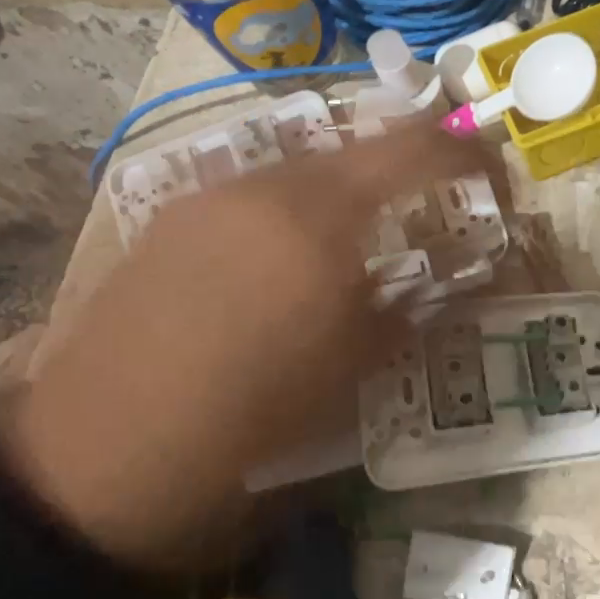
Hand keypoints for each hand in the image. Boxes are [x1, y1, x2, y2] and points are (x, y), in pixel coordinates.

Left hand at [0, 128, 482, 571]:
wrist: (107, 451)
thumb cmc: (253, 416)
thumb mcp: (354, 367)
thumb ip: (415, 306)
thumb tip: (466, 278)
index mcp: (319, 219)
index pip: (412, 150)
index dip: (462, 150)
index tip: (493, 169)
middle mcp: (263, 187)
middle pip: (355, 147)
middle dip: (408, 165)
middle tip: (437, 199)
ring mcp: (209, 197)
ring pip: (301, 167)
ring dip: (349, 186)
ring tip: (370, 231)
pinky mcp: (170, 219)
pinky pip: (256, 192)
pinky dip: (297, 206)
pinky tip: (296, 252)